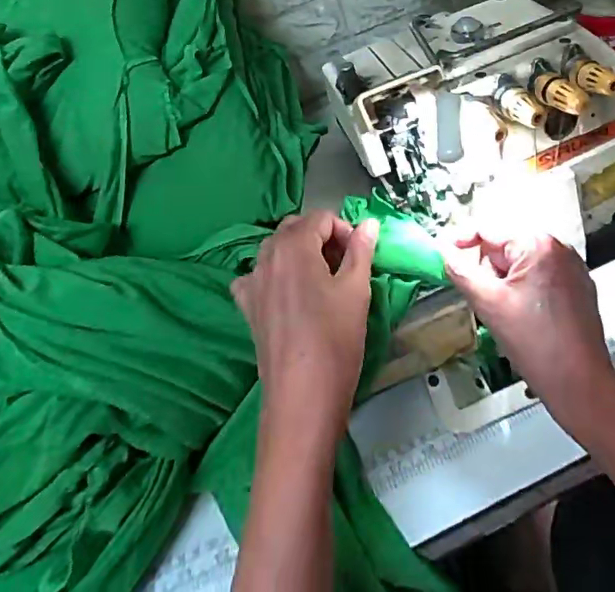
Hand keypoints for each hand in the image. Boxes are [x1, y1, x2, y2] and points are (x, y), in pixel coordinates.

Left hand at [233, 211, 377, 441]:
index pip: (321, 218)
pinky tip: (289, 294)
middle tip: (345, 264)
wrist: (303, 396)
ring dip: (300, 253)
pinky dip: (273, 276)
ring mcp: (252, 283)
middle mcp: (266, 257)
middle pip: (295, 229)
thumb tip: (368, 223)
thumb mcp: (357, 289)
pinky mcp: (247, 308)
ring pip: (276, 250)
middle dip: (321, 238)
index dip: (345, 231)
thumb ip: (361, 250)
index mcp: (293, 246)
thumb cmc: (336, 338)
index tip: (360, 254)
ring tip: (323, 280)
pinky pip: (257, 277)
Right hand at [442, 225, 614, 439]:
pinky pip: (541, 276)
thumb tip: (446, 254)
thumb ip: (461, 272)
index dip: (464, 240)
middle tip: (488, 300)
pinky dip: (526, 290)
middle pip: (507, 246)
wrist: (579, 383)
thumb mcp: (488, 304)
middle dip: (490, 269)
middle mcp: (559, 248)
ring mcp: (572, 267)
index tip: (448, 251)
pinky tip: (527, 318)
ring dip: (507, 282)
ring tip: (509, 314)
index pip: (490, 229)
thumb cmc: (540, 346)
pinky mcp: (578, 286)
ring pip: (523, 263)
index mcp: (538, 245)